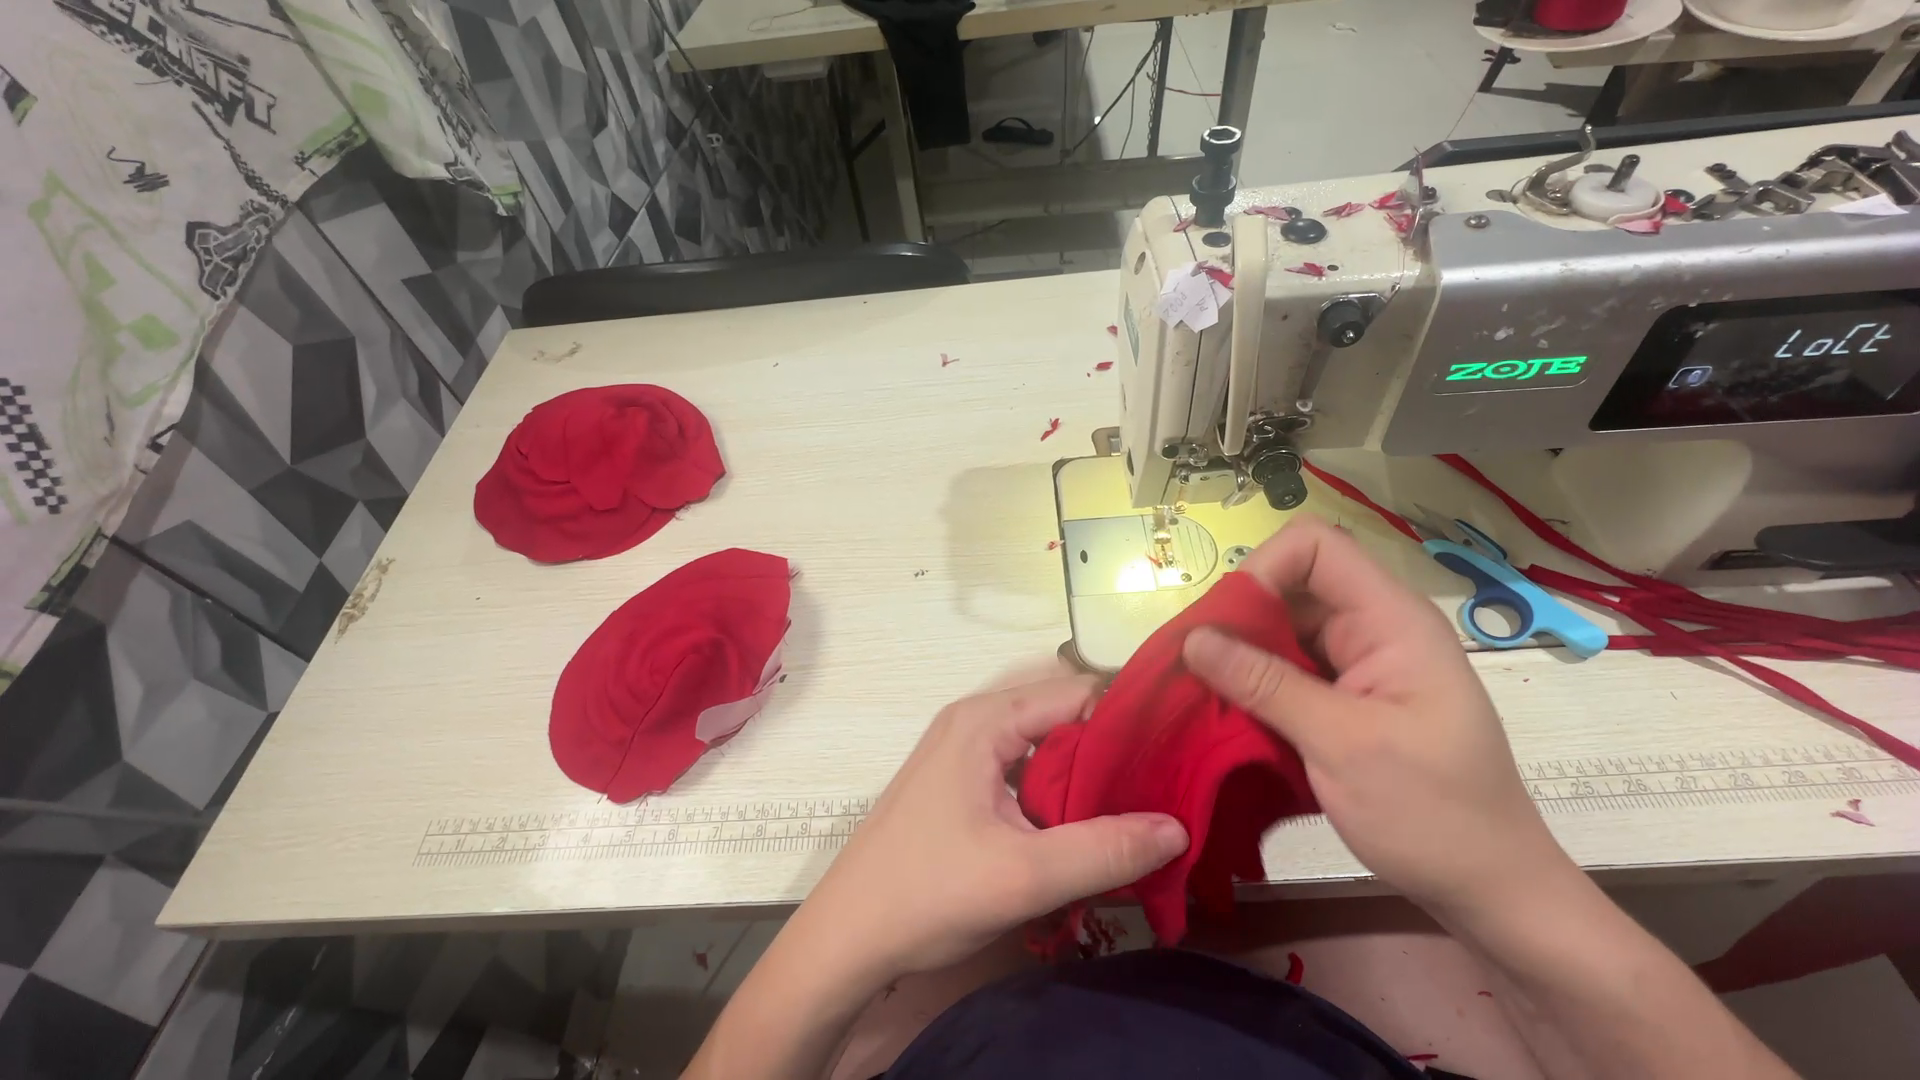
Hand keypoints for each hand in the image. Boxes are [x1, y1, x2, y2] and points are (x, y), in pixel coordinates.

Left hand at [790, 670, 1188, 986]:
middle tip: (1171, 790)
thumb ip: (1104, 849)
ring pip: (1047, 749)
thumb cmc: (927, 894)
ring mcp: (966, 753)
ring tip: (1145, 810)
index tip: (1182, 755)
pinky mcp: (964, 785)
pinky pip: (1027, 773)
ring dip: (1090, 778)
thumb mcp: (1024, 876)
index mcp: (985, 721)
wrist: (848, 937)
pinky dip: (1062, 795)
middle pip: (1064, 718)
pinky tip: (1092, 829)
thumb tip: (1178, 827)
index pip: (1078, 694)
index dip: (1131, 721)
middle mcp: (975, 722)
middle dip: (1115, 752)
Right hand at [1181, 517, 1573, 917]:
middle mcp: (1373, 629)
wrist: (1489, 887)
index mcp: (1391, 621)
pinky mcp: (1343, 699)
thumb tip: (1192, 638)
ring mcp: (1358, 665)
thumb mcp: (1344, 745)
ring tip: (1198, 691)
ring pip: (1281, 630)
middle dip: (1237, 617)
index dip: (1262, 570)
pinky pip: (1286, 670)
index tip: (1221, 626)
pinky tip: (1225, 712)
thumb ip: (1267, 685)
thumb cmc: (1433, 813)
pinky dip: (1252, 685)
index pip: (1315, 548)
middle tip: (1192, 666)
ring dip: (1239, 655)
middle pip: (1290, 586)